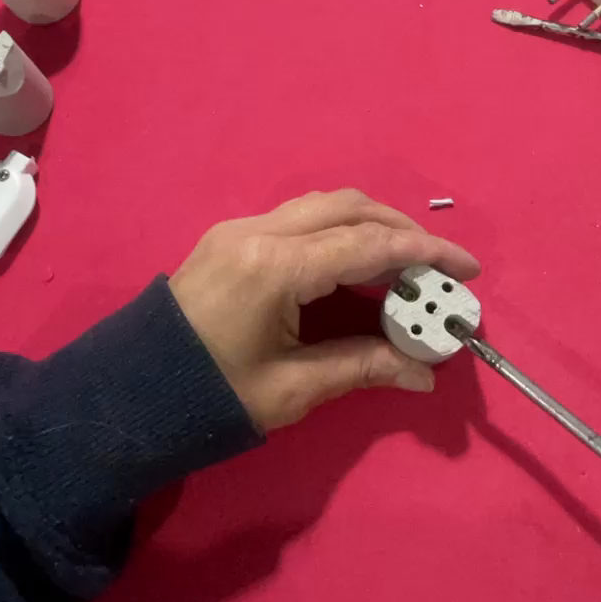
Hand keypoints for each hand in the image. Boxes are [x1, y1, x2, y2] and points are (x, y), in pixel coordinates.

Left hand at [168, 189, 479, 430]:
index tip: (465, 268)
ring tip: (404, 262)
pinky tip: (357, 260)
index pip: (366, 245)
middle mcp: (257, 231)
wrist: (135, 391)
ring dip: (370, 224)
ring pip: (323, 204)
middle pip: (348, 207)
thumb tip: (424, 373)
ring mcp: (240, 227)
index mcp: (273, 268)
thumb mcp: (293, 389)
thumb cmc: (212, 396)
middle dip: (402, 230)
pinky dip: (339, 229)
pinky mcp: (232, 235)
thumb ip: (363, 366)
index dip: (424, 254)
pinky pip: (300, 216)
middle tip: (437, 266)